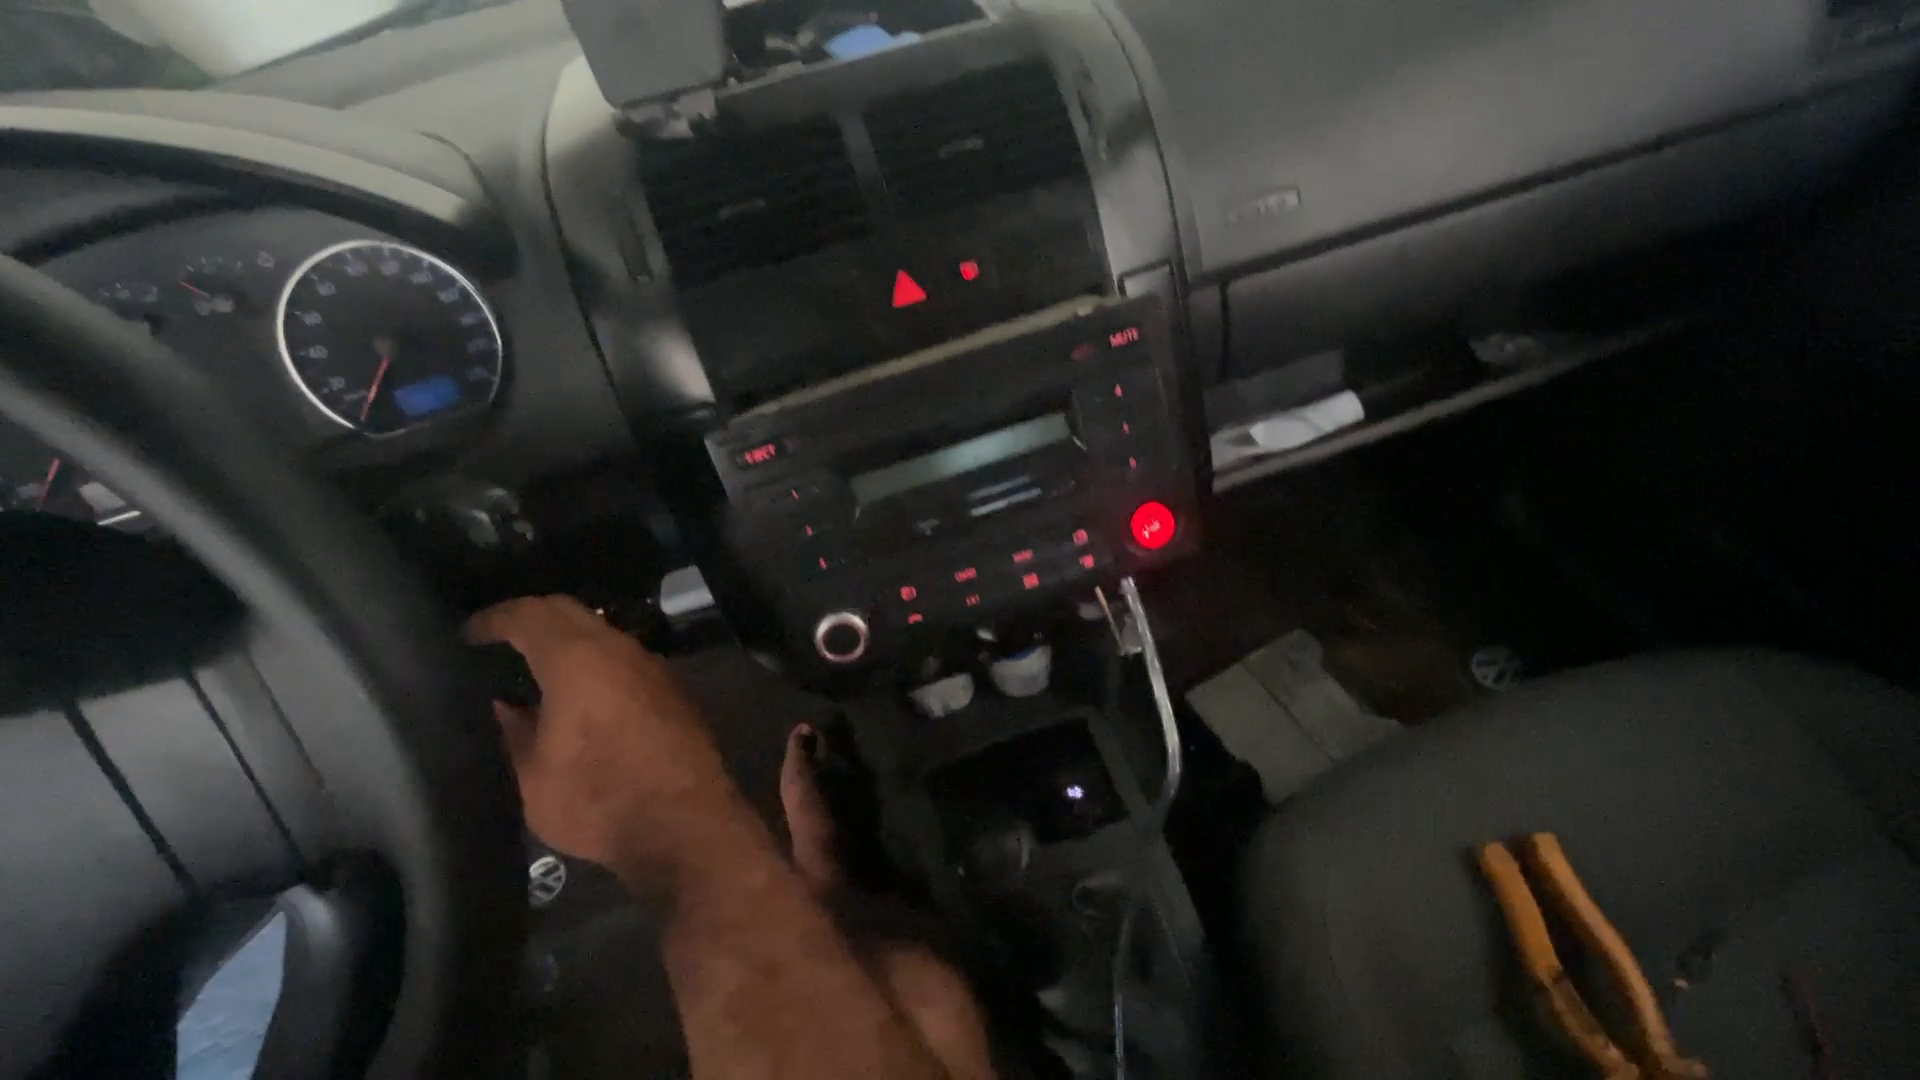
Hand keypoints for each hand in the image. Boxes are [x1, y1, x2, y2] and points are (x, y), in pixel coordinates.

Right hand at [465, 596, 738, 874]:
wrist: (685, 822)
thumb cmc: (600, 800)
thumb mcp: (533, 776)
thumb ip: (512, 731)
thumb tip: (503, 705)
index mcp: (579, 660)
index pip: (529, 614)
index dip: (493, 618)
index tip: (467, 635)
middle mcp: (620, 649)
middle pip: (569, 612)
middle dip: (531, 618)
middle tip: (497, 643)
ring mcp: (652, 666)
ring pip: (602, 633)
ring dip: (568, 641)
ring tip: (533, 669)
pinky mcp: (672, 688)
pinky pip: (623, 658)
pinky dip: (595, 661)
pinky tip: (578, 692)